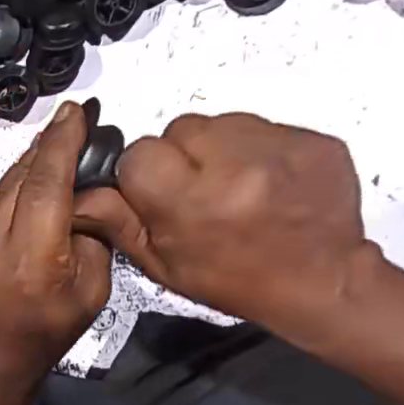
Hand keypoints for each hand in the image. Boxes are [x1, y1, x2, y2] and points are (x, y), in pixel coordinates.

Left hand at [0, 103, 110, 383]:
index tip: (75, 113)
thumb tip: (84, 196)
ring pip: (3, 184)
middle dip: (49, 144)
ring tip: (56, 144)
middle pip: (21, 177)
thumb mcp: (94, 288)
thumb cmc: (52, 327)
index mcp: (31, 260)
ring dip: (31, 161)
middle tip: (72, 121)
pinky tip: (30, 178)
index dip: (61, 144)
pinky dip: (13, 183)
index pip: (45, 186)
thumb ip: (92, 236)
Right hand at [73, 113, 375, 330]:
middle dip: (182, 157)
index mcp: (190, 201)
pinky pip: (264, 127)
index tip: (163, 197)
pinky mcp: (311, 138)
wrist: (320, 282)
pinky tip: (268, 182)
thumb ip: (121, 224)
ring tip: (238, 188)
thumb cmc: (236, 281)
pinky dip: (258, 149)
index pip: (139, 153)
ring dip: (221, 149)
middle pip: (180, 129)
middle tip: (203, 194)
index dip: (144, 175)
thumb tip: (83, 196)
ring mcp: (278, 147)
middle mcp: (233, 164)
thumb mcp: (166, 266)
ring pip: (222, 122)